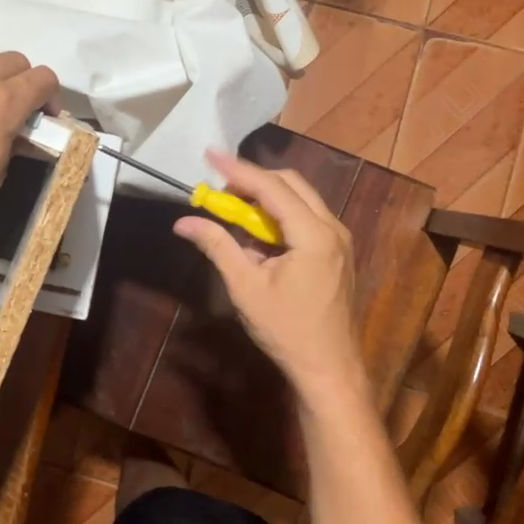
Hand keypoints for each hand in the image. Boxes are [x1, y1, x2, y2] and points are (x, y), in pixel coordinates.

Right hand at [173, 151, 364, 397]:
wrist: (329, 369)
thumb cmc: (286, 330)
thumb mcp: (246, 287)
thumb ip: (217, 246)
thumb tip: (184, 222)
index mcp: (313, 235)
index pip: (271, 187)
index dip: (237, 169)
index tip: (210, 154)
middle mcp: (332, 229)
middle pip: (290, 184)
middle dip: (252, 180)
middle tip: (218, 189)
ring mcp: (339, 240)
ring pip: (300, 199)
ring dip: (265, 198)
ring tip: (232, 210)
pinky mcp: (336, 253)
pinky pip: (306, 218)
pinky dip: (279, 216)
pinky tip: (256, 234)